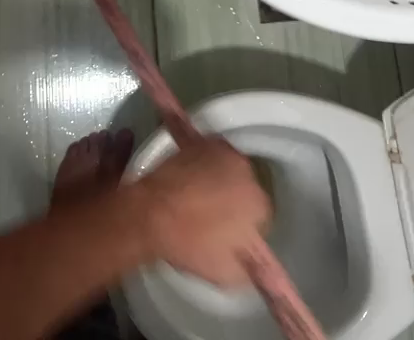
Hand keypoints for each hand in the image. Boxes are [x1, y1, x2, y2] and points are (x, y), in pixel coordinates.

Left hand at [130, 137, 271, 288]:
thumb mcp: (228, 273)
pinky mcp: (202, 141)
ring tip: (200, 196)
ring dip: (223, 180)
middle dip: (237, 201)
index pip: (262, 217)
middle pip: (248, 189)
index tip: (230, 235)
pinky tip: (193, 171)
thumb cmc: (189, 242)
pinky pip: (212, 152)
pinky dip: (207, 160)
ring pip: (232, 169)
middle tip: (214, 216)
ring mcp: (224, 151)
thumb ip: (253, 267)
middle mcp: (247, 171)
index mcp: (259, 203)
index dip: (246, 228)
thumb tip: (259, 262)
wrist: (151, 213)